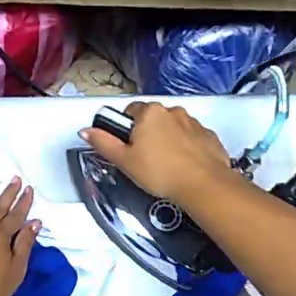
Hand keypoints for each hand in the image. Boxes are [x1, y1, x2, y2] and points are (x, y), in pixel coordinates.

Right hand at [82, 102, 243, 206]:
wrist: (204, 185)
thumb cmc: (159, 172)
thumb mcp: (124, 161)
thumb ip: (103, 143)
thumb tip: (85, 130)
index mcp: (150, 112)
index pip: (131, 111)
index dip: (126, 129)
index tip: (128, 149)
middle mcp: (173, 110)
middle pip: (153, 118)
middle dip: (148, 134)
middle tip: (145, 159)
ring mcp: (195, 122)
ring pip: (174, 127)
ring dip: (168, 139)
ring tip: (167, 165)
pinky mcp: (210, 136)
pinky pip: (193, 138)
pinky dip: (188, 148)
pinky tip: (185, 166)